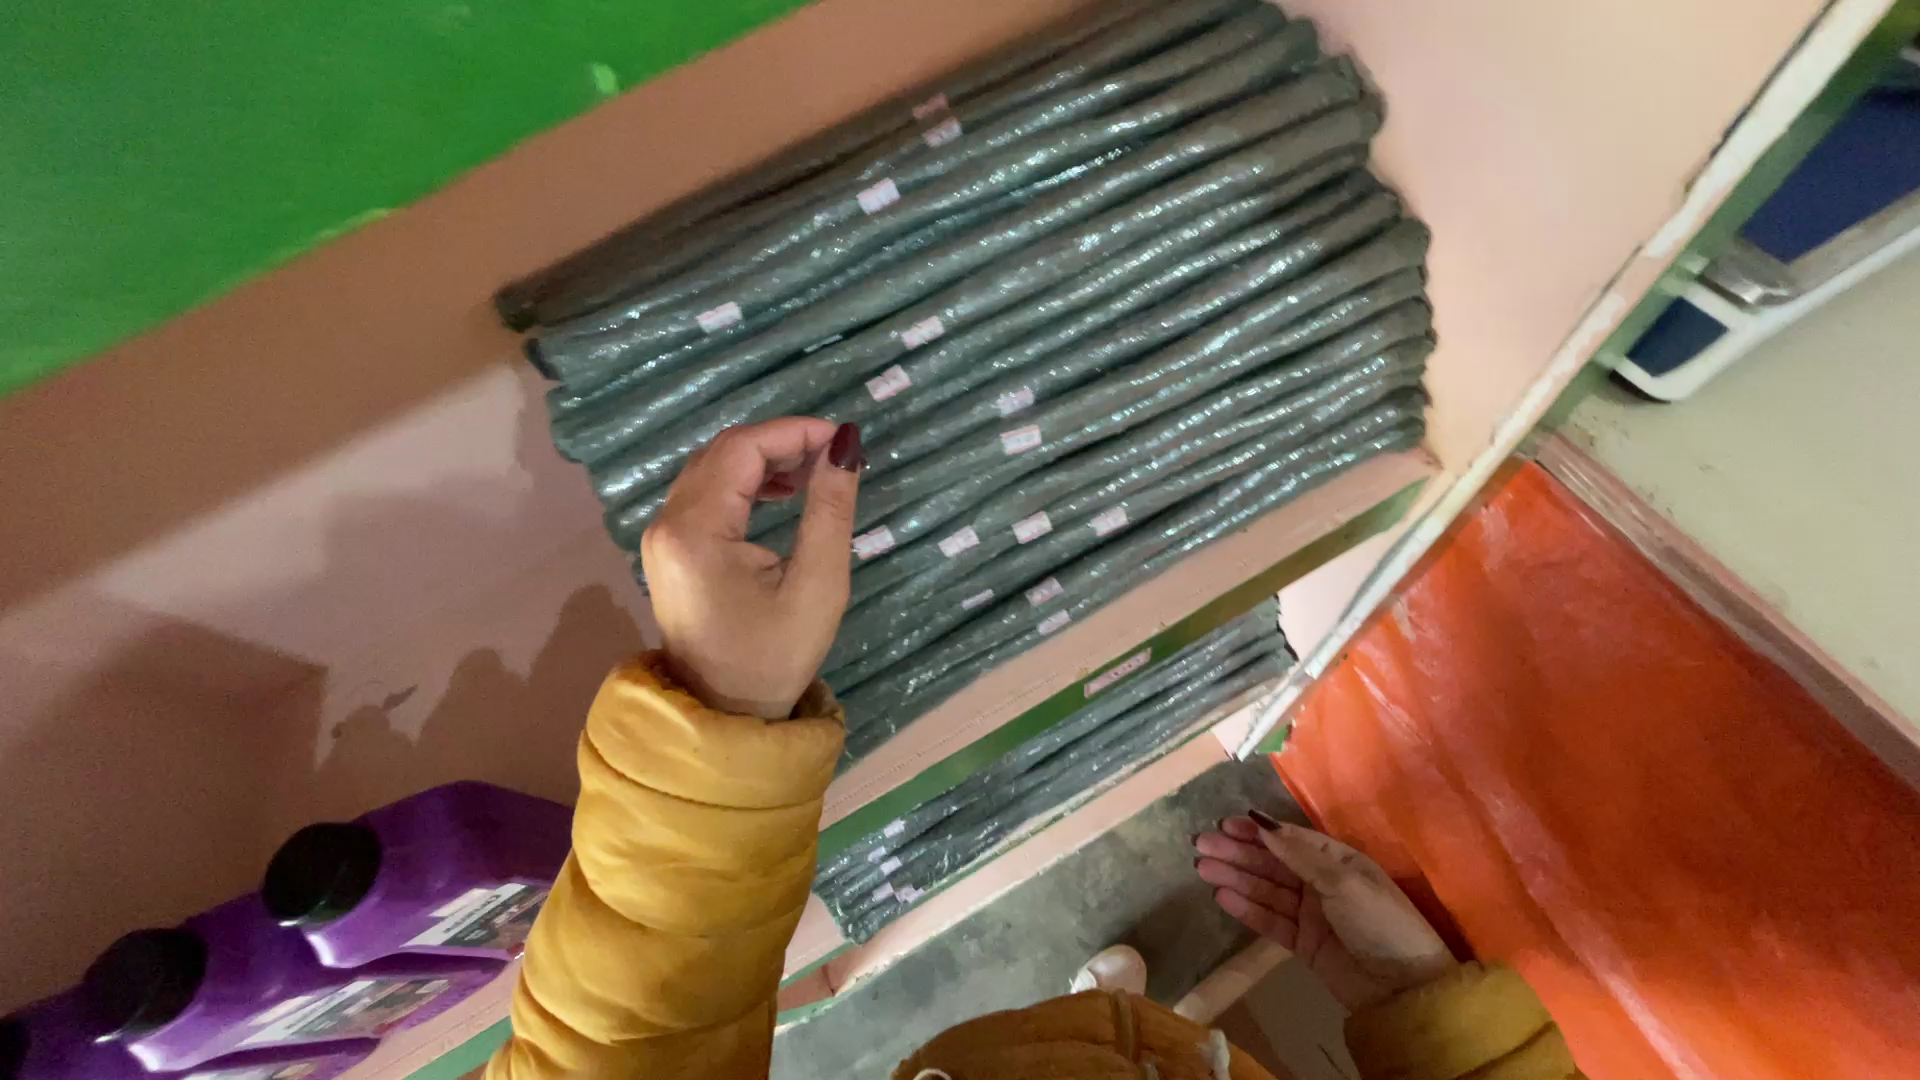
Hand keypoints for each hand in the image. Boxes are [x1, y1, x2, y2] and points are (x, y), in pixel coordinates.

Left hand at [641, 418, 864, 719]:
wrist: (725, 715)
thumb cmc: (775, 656)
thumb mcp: (817, 584)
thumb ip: (831, 509)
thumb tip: (846, 445)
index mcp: (695, 530)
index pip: (742, 449)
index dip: (794, 432)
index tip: (843, 441)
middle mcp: (667, 524)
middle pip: (723, 452)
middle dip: (780, 442)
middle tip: (833, 456)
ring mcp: (663, 537)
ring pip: (712, 469)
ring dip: (763, 460)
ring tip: (813, 472)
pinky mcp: (670, 550)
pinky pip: (706, 494)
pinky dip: (745, 482)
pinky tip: (780, 493)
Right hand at [1195, 815, 1454, 1008]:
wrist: (1406, 992)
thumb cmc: (1381, 923)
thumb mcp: (1344, 881)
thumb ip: (1298, 854)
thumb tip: (1261, 822)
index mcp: (1336, 860)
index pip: (1288, 839)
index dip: (1255, 831)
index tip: (1224, 825)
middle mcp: (1320, 882)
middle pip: (1271, 862)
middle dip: (1236, 852)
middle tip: (1200, 845)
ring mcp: (1310, 913)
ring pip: (1264, 889)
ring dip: (1234, 877)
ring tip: (1202, 868)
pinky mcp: (1302, 943)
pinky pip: (1269, 920)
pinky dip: (1246, 908)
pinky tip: (1222, 896)